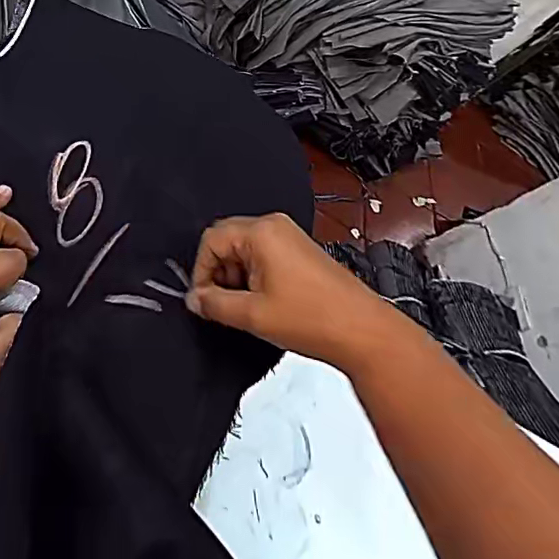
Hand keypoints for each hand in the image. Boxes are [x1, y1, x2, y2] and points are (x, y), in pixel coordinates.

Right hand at [187, 213, 427, 373]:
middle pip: (226, 241)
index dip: (201, 271)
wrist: (362, 331)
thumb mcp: (253, 315)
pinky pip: (262, 256)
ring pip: (243, 250)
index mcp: (262, 232)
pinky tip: (265, 304)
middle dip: (219, 274)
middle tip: (225, 305)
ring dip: (237, 278)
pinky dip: (254, 277)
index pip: (211, 239)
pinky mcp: (298, 251)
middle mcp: (275, 226)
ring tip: (250, 309)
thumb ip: (215, 304)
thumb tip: (195, 299)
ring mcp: (289, 237)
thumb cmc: (318, 318)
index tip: (203, 299)